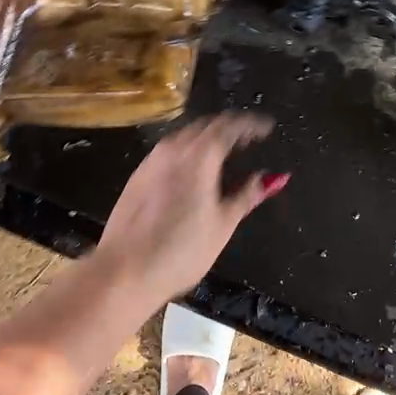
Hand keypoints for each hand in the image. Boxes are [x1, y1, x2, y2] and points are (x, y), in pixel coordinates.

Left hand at [90, 113, 287, 304]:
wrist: (124, 270)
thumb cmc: (181, 251)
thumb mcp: (222, 225)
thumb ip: (247, 195)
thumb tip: (271, 178)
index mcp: (201, 155)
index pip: (231, 126)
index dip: (251, 125)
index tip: (267, 128)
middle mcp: (175, 148)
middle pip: (207, 126)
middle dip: (230, 128)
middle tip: (248, 140)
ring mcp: (153, 159)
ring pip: (185, 136)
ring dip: (207, 137)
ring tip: (224, 153)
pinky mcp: (138, 174)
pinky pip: (169, 150)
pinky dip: (188, 150)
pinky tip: (193, 169)